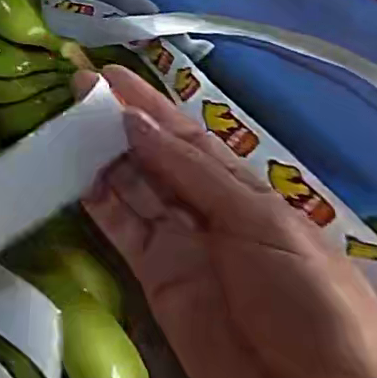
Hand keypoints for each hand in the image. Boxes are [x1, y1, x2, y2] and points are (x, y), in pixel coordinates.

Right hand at [78, 65, 376, 377]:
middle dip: (116, 122)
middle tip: (77, 89)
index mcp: (240, 188)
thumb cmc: (312, 302)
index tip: (109, 75)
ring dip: (99, 155)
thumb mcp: (263, 224)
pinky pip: (121, 229)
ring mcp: (177, 243)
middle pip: (152, 155)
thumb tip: (137, 122)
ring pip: (131, 186)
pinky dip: (97, 201)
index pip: (185, 135)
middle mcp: (204, 208)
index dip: (147, 104)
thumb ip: (195, 173)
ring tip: (64, 122)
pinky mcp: (155, 278)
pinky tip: (72, 174)